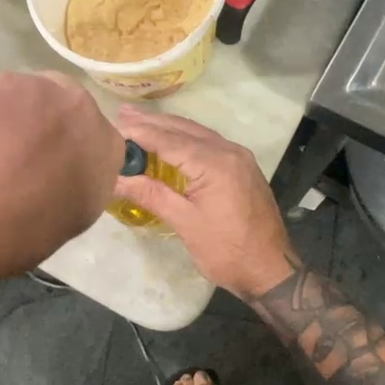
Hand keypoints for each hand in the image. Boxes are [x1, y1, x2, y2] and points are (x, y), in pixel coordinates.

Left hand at [0, 72, 125, 272]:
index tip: (50, 165)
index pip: (94, 137)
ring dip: (3, 118)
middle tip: (16, 156)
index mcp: (104, 141)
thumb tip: (61, 175)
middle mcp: (74, 103)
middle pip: (59, 102)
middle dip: (40, 121)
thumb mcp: (76, 214)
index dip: (68, 147)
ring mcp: (27, 87)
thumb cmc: (33, 225)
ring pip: (17, 96)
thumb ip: (77, 180)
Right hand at [113, 108, 296, 300]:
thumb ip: (151, 195)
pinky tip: (170, 142)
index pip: (169, 140)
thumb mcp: (185, 223)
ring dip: (168, 128)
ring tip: (140, 121)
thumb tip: (116, 179)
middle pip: (184, 129)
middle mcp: (229, 151)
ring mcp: (239, 158)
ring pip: (198, 134)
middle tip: (122, 114)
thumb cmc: (226, 250)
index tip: (114, 125)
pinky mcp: (242, 168)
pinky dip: (186, 139)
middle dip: (152, 122)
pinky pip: (209, 144)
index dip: (140, 132)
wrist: (270, 270)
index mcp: (215, 163)